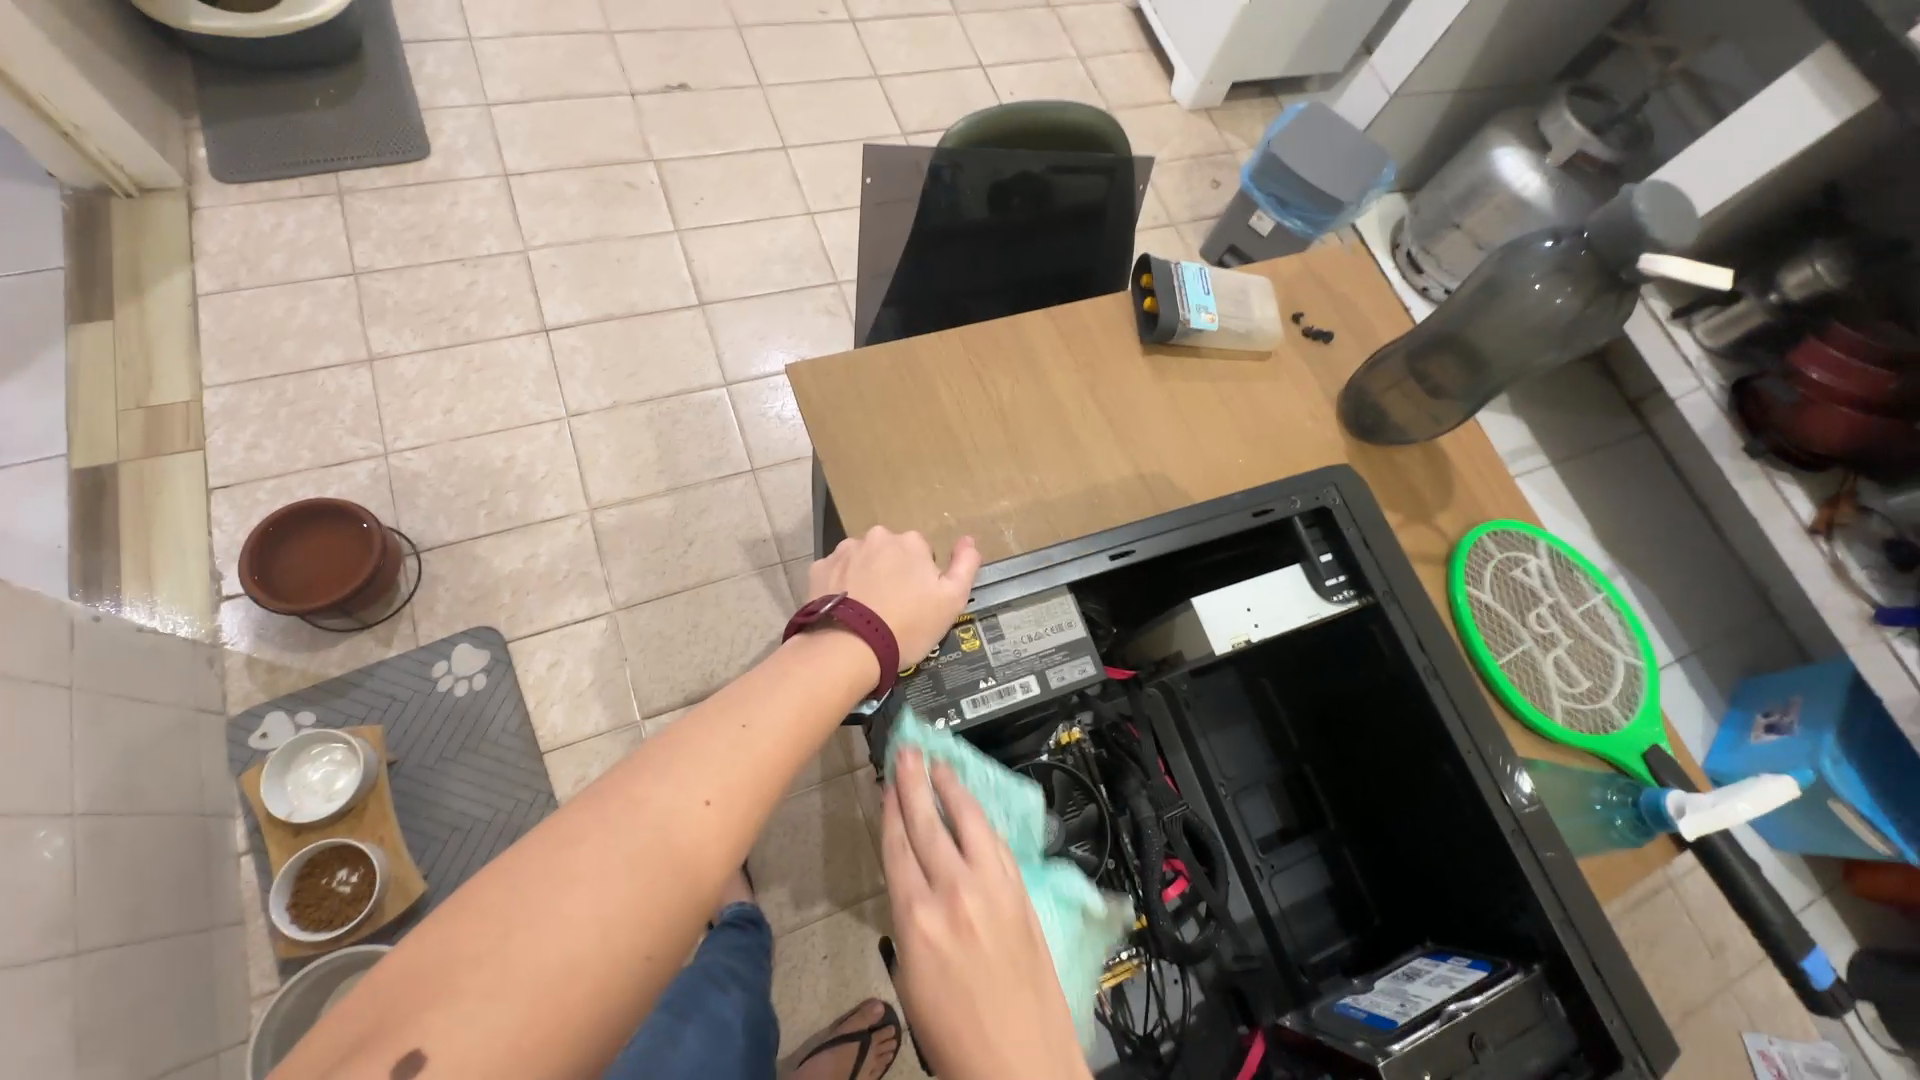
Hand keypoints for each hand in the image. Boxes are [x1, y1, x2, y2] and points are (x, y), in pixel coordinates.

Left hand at [808, 528, 979, 663]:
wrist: (849, 647)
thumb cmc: (908, 626)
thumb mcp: (952, 601)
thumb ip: (966, 566)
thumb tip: (968, 540)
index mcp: (911, 542)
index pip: (922, 553)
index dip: (922, 578)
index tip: (917, 602)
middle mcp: (877, 537)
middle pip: (890, 552)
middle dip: (892, 572)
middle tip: (892, 607)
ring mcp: (844, 551)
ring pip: (862, 559)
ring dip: (866, 576)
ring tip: (866, 610)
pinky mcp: (819, 568)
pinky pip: (836, 572)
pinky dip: (841, 585)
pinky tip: (845, 609)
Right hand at [880, 749, 1089, 1079]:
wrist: (1022, 1061)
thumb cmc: (954, 1034)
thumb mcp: (910, 977)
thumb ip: (910, 921)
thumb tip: (912, 885)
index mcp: (916, 917)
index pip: (898, 845)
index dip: (890, 809)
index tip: (886, 782)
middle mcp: (953, 891)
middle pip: (928, 824)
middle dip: (915, 783)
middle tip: (908, 751)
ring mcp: (992, 888)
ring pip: (967, 823)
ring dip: (952, 790)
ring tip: (940, 765)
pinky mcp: (1020, 894)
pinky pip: (996, 844)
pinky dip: (982, 820)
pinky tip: (975, 808)